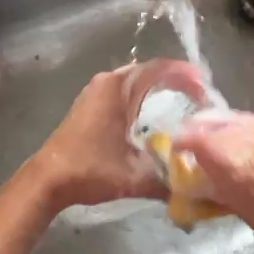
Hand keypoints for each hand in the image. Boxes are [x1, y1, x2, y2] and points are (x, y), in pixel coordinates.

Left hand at [26, 60, 209, 211]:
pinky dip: (143, 97)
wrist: (47, 179)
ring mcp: (96, 91)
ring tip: (184, 102)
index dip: (184, 75)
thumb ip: (166, 180)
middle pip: (149, 71)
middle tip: (200, 96)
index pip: (158, 69)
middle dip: (175, 81)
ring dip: (159, 88)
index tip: (205, 87)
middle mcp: (107, 82)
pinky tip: (155, 114)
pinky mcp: (91, 103)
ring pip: (136, 81)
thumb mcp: (133, 177)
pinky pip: (125, 91)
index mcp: (117, 88)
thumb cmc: (89, 169)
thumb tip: (195, 184)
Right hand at [172, 111, 253, 253]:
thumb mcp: (250, 215)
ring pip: (220, 118)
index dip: (173, 151)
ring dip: (209, 133)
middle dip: (189, 138)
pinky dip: (230, 132)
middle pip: (199, 122)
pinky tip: (239, 153)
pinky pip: (240, 120)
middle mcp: (238, 129)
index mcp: (228, 153)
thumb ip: (216, 193)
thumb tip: (192, 184)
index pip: (184, 138)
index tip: (170, 167)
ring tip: (212, 158)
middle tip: (188, 162)